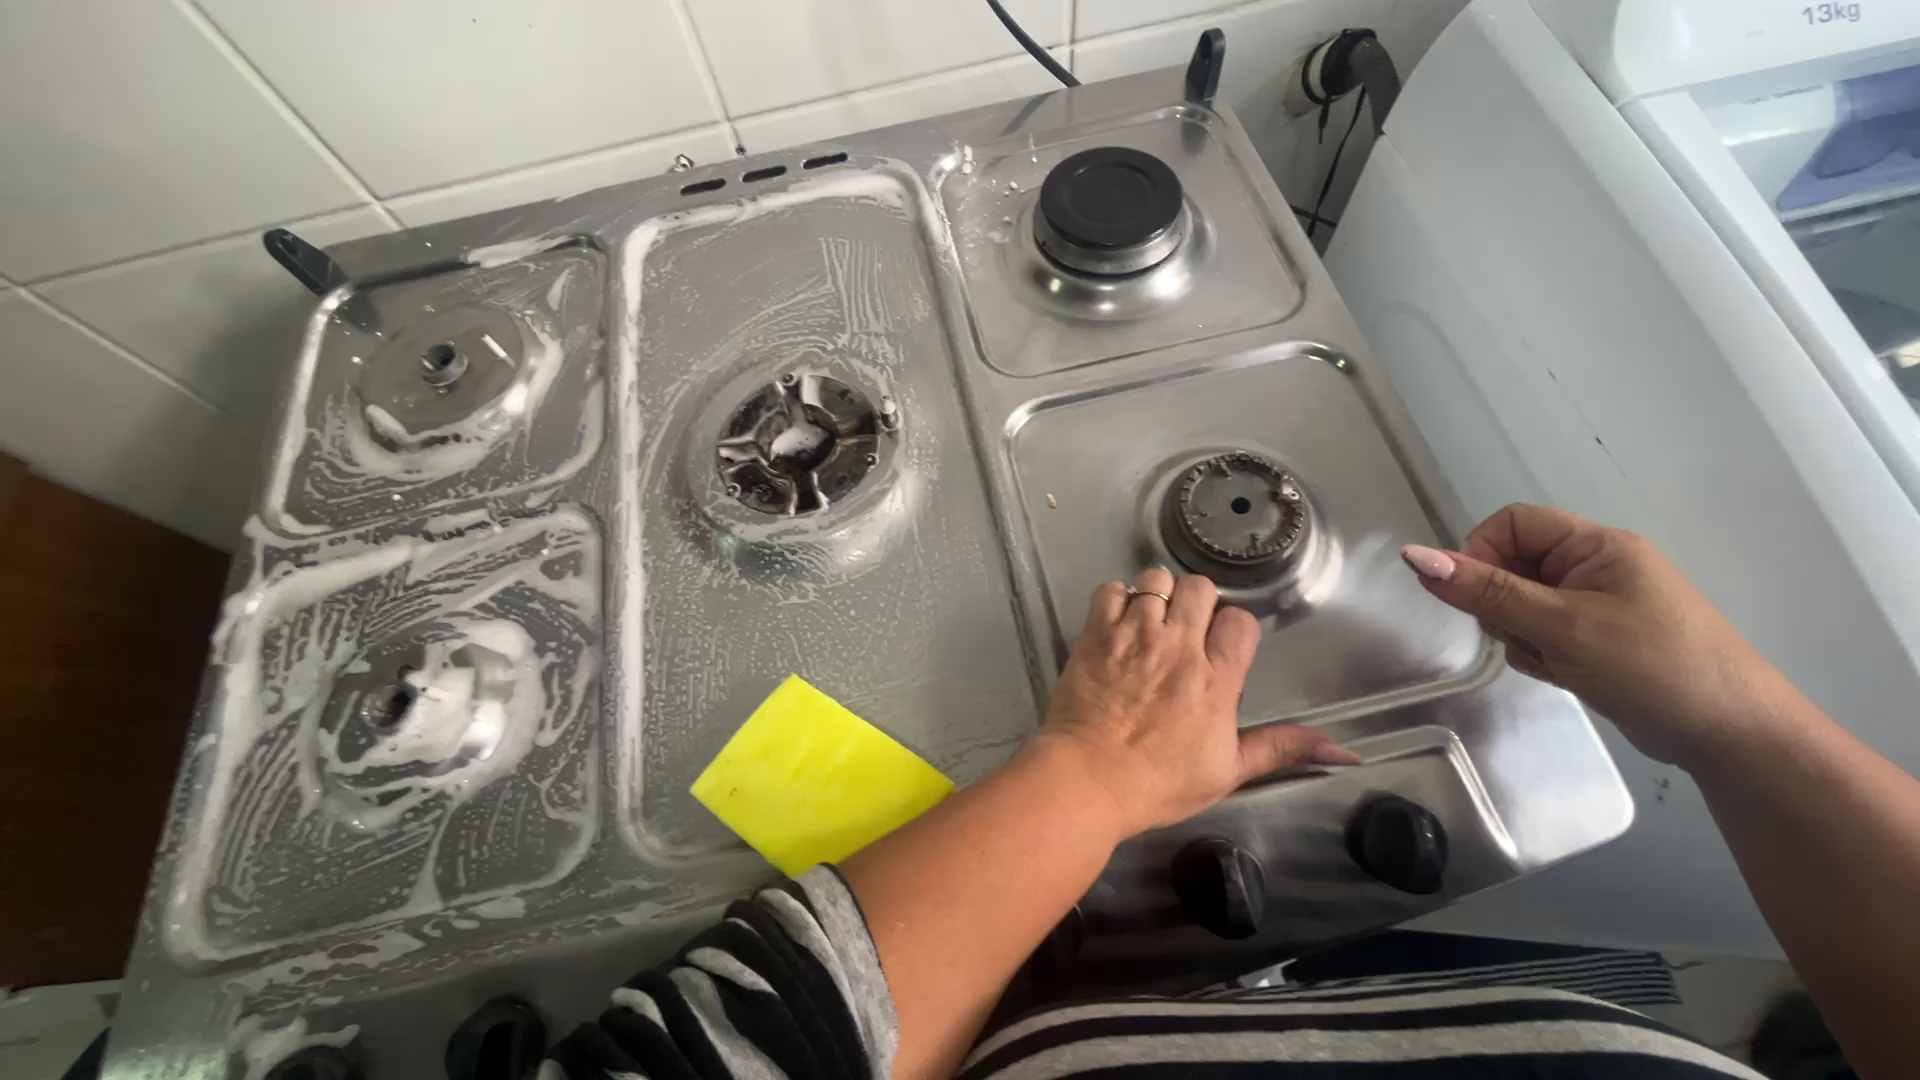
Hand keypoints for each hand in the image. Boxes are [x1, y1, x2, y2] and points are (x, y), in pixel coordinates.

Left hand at [1034, 567, 1360, 837]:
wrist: (1087, 779)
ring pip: (1156, 580)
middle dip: (1197, 602)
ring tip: (1151, 621)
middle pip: (1199, 588)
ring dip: (1157, 595)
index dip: (1234, 629)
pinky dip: (1116, 597)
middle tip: (1185, 629)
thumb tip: (1343, 749)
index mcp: (1215, 678)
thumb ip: (1281, 748)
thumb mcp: (1228, 771)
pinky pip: (1110, 589)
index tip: (1221, 647)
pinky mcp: (1095, 634)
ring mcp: (1133, 635)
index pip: (1240, 621)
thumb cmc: (1158, 782)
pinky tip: (1118, 620)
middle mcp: (1177, 646)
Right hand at [1401, 503, 1791, 769]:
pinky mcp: (1592, 639)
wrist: (1732, 737)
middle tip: (1523, 635)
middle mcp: (1592, 567)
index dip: (1480, 552)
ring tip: (1552, 660)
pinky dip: (1536, 653)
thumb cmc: (1652, 666)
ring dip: (1518, 634)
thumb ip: (1485, 591)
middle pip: (1509, 565)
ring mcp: (1593, 605)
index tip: (1475, 596)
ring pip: (1516, 604)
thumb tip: (1414, 555)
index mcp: (1595, 546)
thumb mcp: (1560, 625)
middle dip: (1499, 603)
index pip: (1511, 523)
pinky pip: (1536, 633)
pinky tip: (1563, 674)